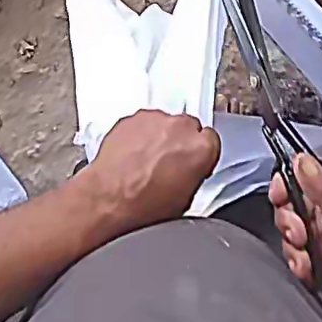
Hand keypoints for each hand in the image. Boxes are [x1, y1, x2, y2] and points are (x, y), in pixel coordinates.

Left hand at [70, 109, 220, 235]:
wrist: (110, 198)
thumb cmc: (145, 204)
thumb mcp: (186, 197)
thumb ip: (195, 171)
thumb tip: (190, 169)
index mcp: (201, 147)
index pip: (211, 139)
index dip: (200, 152)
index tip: (192, 160)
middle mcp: (180, 127)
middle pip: (188, 126)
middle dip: (179, 141)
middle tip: (168, 162)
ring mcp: (155, 118)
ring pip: (164, 122)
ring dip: (158, 136)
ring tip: (146, 160)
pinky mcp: (133, 117)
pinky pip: (142, 122)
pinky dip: (139, 134)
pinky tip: (132, 154)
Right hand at [271, 157, 321, 321]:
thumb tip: (303, 162)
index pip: (309, 168)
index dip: (291, 179)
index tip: (282, 195)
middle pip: (293, 193)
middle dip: (288, 215)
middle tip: (298, 234)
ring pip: (289, 219)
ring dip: (291, 241)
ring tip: (305, 257)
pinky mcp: (315, 252)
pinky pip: (291, 245)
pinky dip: (294, 258)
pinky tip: (307, 269)